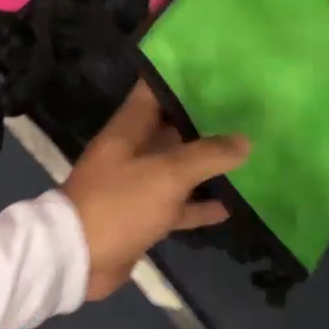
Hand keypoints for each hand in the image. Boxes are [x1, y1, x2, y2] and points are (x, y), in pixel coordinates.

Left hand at [61, 82, 249, 300]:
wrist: (80, 257)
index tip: (216, 71)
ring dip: (206, 164)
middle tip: (245, 112)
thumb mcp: (166, 175)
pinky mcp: (143, 215)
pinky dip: (200, 204)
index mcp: (127, 129)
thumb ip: (205, 155)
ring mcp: (136, 184)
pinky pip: (177, 204)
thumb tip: (244, 139)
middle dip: (202, 121)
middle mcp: (131, 150)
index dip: (180, 78)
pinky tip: (233, 205)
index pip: (153, 91)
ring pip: (176, 167)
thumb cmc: (119, 204)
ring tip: (248, 154)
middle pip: (169, 128)